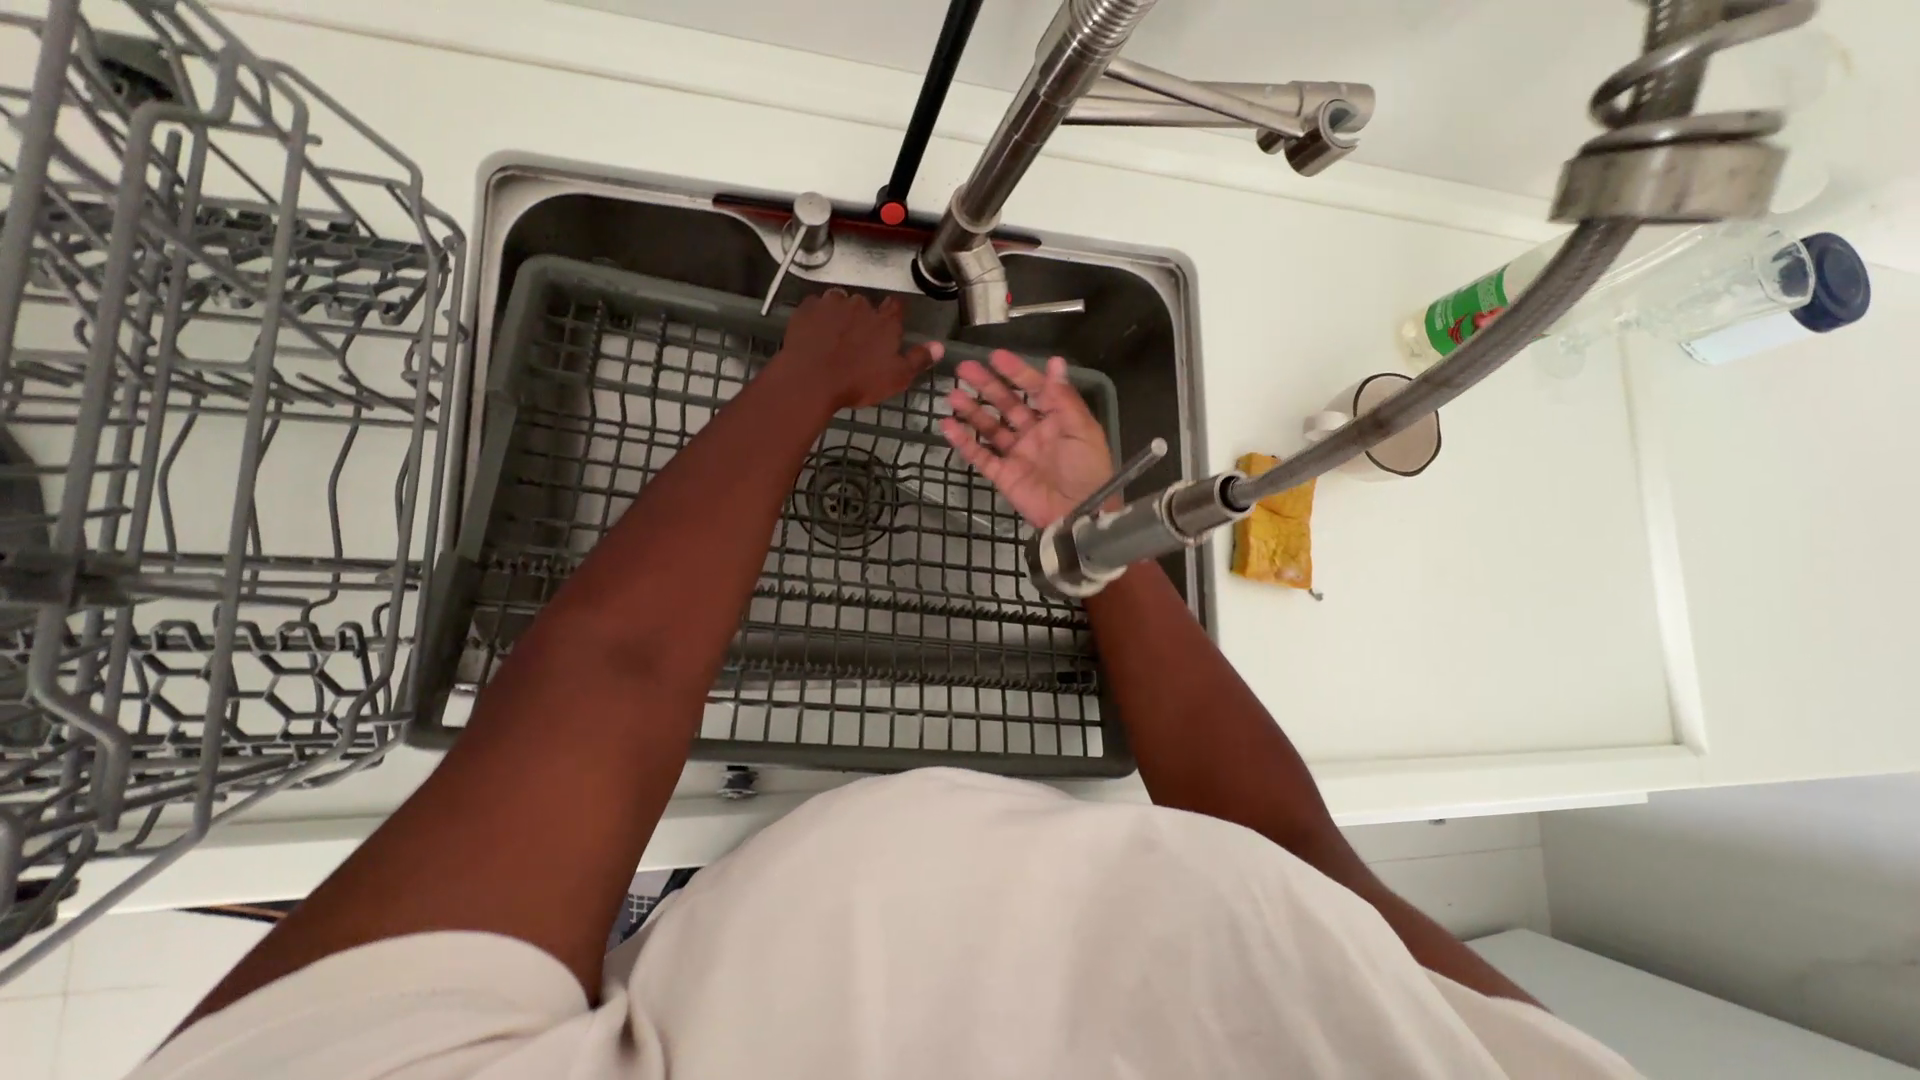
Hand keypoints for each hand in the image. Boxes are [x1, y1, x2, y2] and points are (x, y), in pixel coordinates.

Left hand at [774, 289, 939, 409]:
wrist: (810, 380)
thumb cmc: (857, 382)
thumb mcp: (896, 377)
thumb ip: (918, 359)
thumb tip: (940, 346)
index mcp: (885, 321)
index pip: (896, 306)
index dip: (893, 314)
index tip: (888, 325)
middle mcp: (860, 305)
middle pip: (865, 304)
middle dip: (862, 317)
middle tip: (856, 340)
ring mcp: (831, 304)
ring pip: (839, 301)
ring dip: (839, 313)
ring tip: (834, 335)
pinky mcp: (806, 309)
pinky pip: (815, 306)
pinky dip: (816, 316)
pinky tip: (814, 332)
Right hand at [938, 350, 1114, 528]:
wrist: (1079, 513)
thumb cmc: (1087, 469)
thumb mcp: (1082, 428)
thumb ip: (1064, 397)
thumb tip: (1056, 361)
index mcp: (1057, 420)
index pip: (1034, 390)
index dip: (1016, 373)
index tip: (996, 357)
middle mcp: (1034, 434)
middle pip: (1007, 404)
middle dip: (987, 386)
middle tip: (965, 368)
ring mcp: (1017, 454)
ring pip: (990, 427)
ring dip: (972, 410)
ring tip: (953, 396)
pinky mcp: (1003, 475)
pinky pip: (980, 456)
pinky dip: (964, 441)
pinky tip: (948, 426)